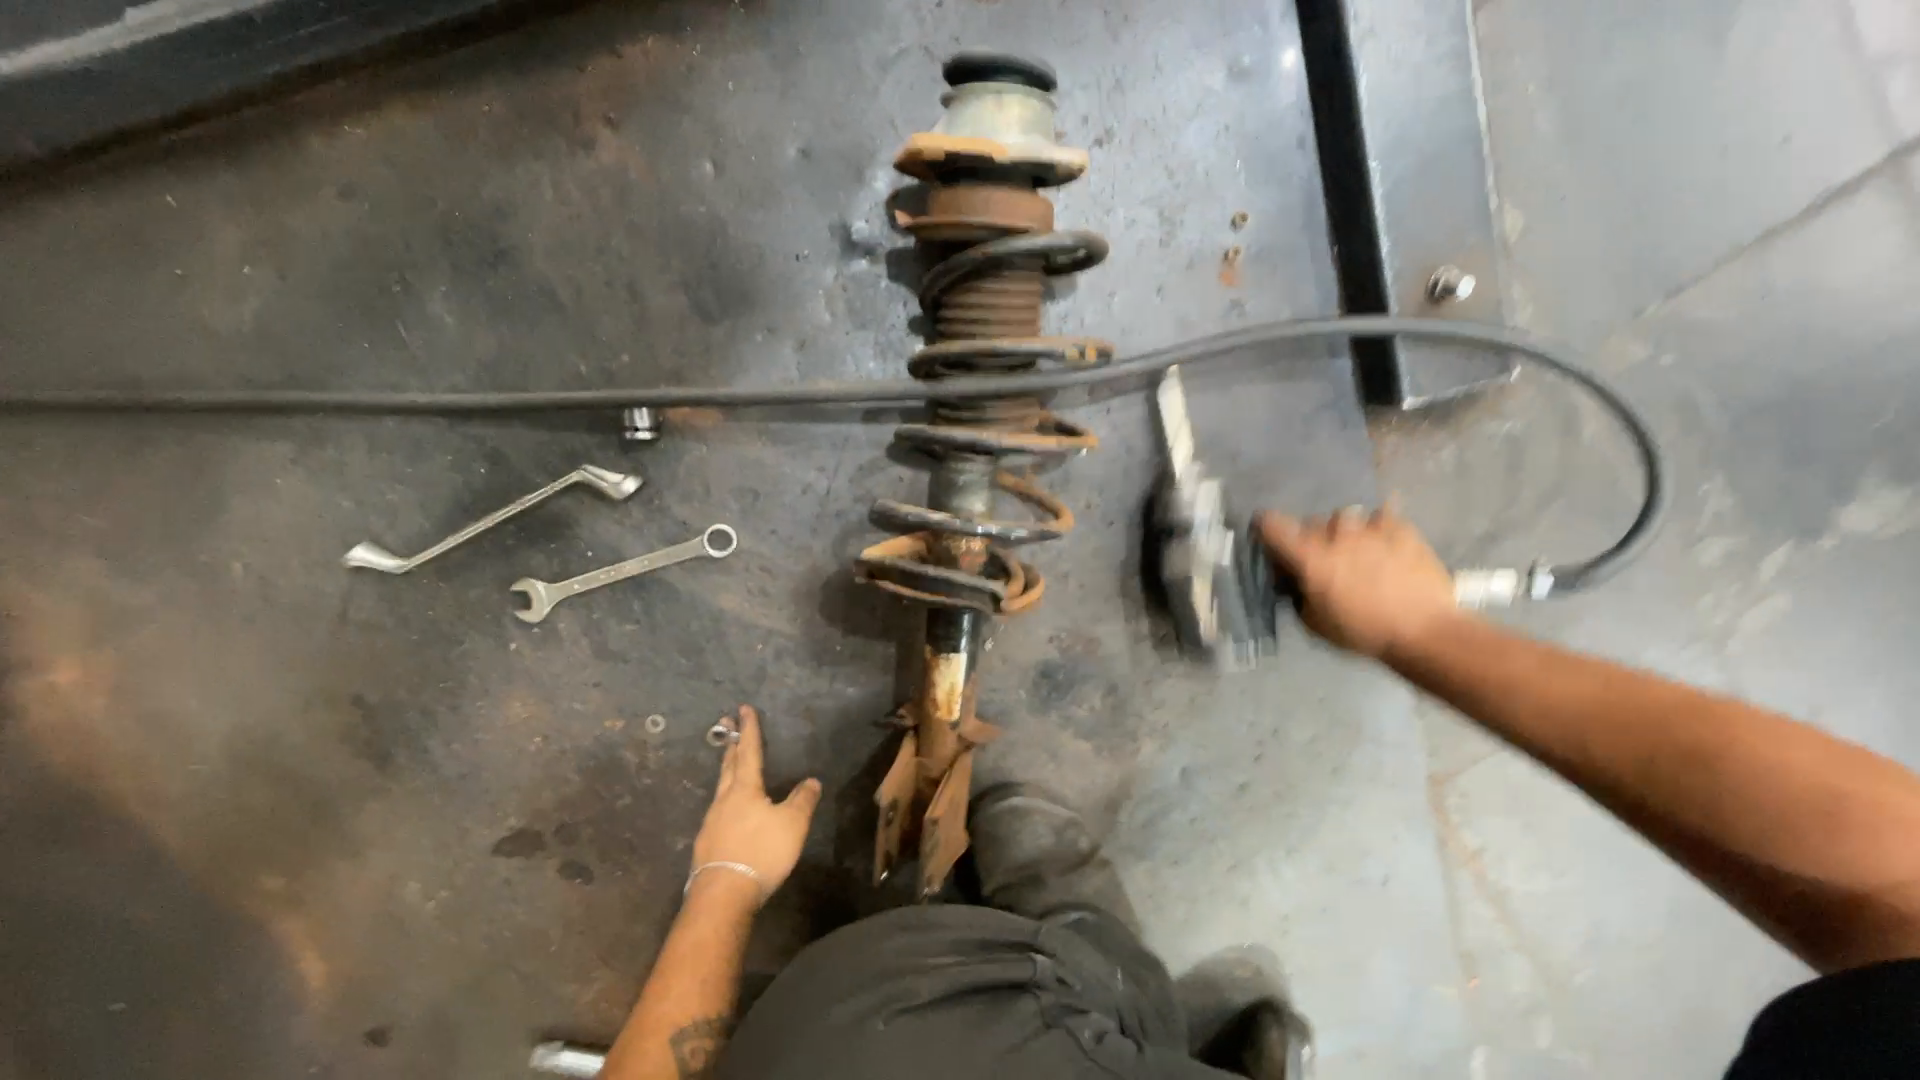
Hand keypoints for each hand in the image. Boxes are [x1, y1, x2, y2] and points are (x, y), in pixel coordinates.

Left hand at [690, 705, 821, 905]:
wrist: (723, 894)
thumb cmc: (761, 852)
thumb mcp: (792, 824)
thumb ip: (803, 800)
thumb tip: (811, 781)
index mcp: (745, 789)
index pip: (750, 752)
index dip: (750, 730)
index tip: (744, 709)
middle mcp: (724, 800)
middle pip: (728, 765)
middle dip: (732, 744)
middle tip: (728, 724)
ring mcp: (711, 822)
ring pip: (721, 788)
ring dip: (726, 770)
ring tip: (731, 764)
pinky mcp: (707, 843)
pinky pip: (718, 810)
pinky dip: (726, 800)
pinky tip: (729, 810)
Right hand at [1257, 505, 1462, 659]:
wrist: (1425, 632)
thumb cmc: (1363, 632)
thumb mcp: (1315, 624)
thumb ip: (1299, 596)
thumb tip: (1296, 583)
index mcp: (1310, 558)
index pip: (1273, 525)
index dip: (1264, 526)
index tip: (1265, 532)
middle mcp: (1336, 535)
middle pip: (1311, 523)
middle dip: (1311, 539)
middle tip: (1321, 559)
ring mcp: (1370, 527)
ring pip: (1345, 517)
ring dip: (1344, 531)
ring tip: (1356, 549)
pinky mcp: (1401, 528)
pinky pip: (1382, 516)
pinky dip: (1379, 527)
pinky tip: (1384, 542)